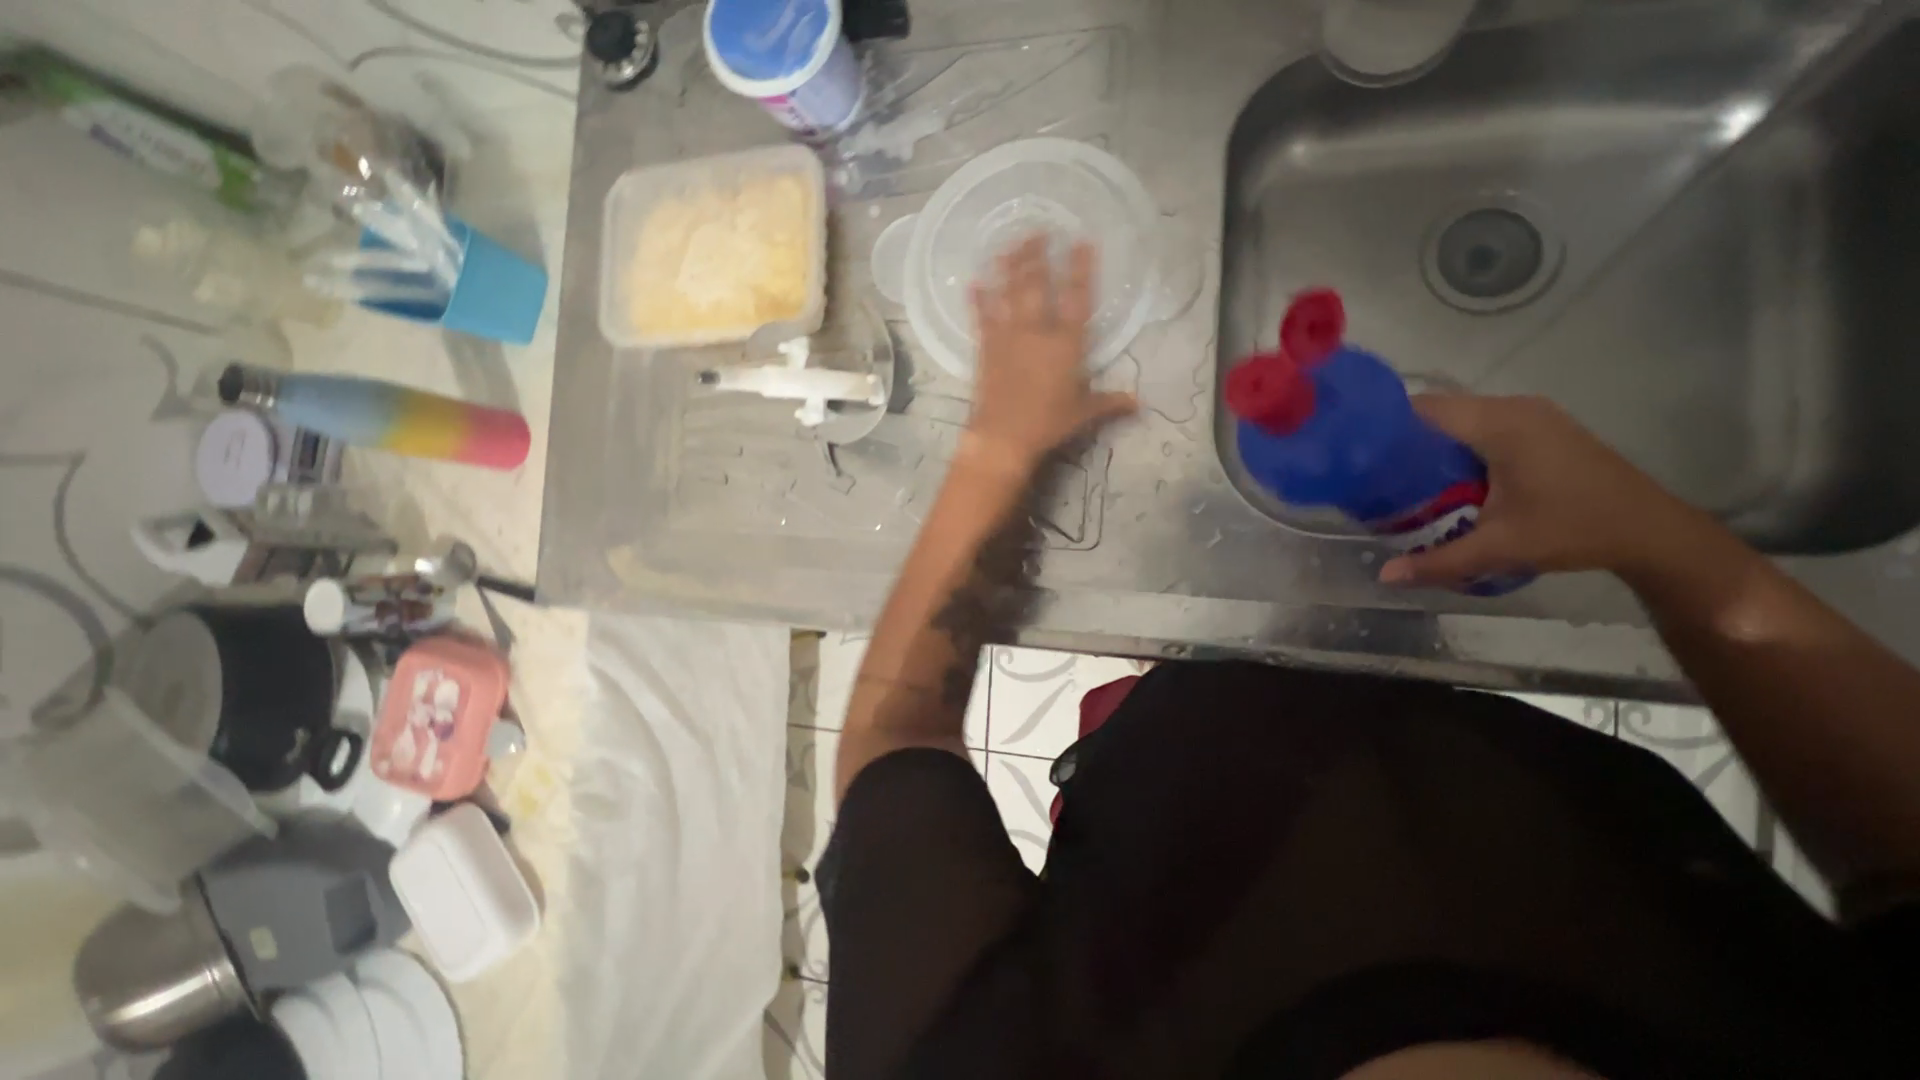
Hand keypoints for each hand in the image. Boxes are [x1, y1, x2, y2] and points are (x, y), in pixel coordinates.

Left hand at [966, 234, 1136, 469]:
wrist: (1002, 437)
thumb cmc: (1047, 424)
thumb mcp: (1084, 413)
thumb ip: (1110, 402)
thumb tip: (1138, 402)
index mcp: (1066, 344)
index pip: (1077, 298)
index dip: (1080, 268)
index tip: (1081, 241)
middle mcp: (1036, 332)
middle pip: (1036, 285)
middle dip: (1037, 254)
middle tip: (1038, 229)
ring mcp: (1007, 338)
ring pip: (1007, 294)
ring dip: (1008, 266)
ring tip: (1008, 242)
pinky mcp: (985, 349)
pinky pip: (981, 318)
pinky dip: (978, 299)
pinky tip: (973, 281)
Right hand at [1378, 394, 1716, 586]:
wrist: (1651, 531)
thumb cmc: (1573, 529)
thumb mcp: (1501, 547)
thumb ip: (1438, 561)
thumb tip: (1384, 577)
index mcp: (1499, 424)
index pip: (1424, 408)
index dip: (1386, 426)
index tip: (1356, 454)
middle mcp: (1514, 408)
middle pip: (1440, 411)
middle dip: (1404, 439)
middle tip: (1372, 474)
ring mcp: (1533, 414)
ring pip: (1463, 418)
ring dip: (1432, 444)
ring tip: (1402, 479)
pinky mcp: (1544, 427)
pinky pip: (1485, 425)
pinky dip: (1460, 446)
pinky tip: (1448, 479)